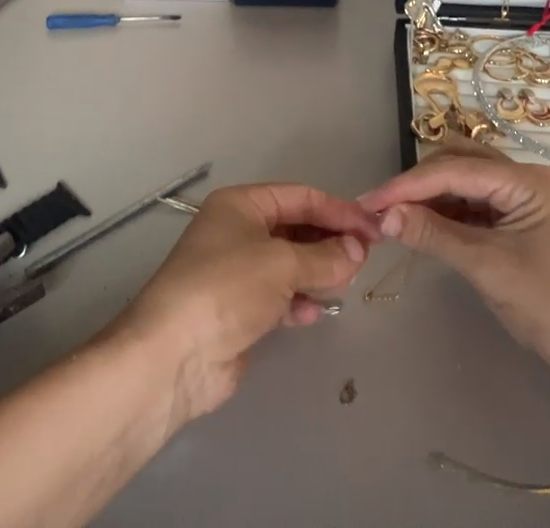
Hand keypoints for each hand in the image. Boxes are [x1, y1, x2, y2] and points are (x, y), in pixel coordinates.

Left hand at [107, 184, 378, 423]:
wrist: (175, 354)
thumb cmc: (226, 289)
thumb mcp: (281, 264)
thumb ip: (325, 255)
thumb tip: (358, 249)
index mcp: (240, 205)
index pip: (299, 196)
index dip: (338, 209)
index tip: (374, 229)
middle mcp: (237, 232)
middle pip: (295, 228)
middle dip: (329, 242)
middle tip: (364, 259)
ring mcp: (237, 273)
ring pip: (290, 264)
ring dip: (317, 272)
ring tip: (344, 285)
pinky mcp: (239, 310)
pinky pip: (280, 297)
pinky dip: (298, 301)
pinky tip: (312, 313)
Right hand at [357, 141, 549, 387]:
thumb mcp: (488, 268)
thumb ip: (434, 235)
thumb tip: (382, 216)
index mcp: (526, 180)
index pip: (454, 170)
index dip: (407, 185)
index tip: (367, 203)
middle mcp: (522, 180)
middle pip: (455, 164)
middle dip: (414, 184)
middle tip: (375, 210)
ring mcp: (518, 202)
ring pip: (459, 183)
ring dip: (425, 197)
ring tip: (388, 217)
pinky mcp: (512, 224)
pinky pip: (468, 206)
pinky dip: (440, 213)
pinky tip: (415, 227)